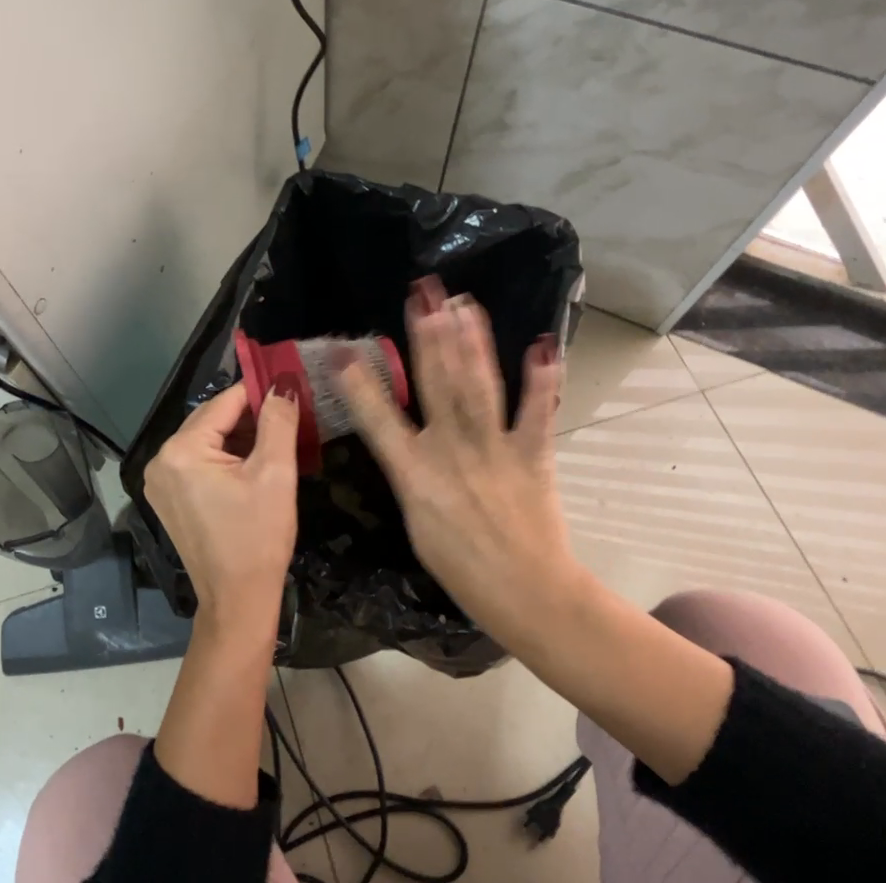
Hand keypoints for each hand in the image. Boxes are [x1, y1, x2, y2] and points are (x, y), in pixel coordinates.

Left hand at [143, 381, 300, 631]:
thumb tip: (283, 383)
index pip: (224, 402)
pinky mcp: (168, 499)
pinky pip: (199, 463)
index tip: (289, 384)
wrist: (238, 599)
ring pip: (206, 441)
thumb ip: (278, 420)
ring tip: (278, 438)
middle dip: (249, 416)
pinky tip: (254, 462)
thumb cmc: (258, 537)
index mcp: (181, 450)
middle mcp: (160, 460)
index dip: (258, 391)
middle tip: (289, 413)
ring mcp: (160, 481)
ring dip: (239, 437)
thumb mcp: (275, 473)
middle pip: (211, 420)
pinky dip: (225, 458)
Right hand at [332, 276, 578, 640]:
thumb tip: (405, 443)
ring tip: (463, 303)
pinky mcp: (533, 454)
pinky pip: (538, 413)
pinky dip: (542, 380)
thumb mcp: (416, 523)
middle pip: (436, 385)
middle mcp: (451, 451)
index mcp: (414, 473)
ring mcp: (494, 449)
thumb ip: (411, 475)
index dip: (357, 382)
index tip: (342, 347)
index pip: (378, 419)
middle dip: (427, 335)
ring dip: (471, 341)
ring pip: (479, 386)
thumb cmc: (461, 568)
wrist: (525, 592)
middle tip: (423, 293)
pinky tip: (542, 346)